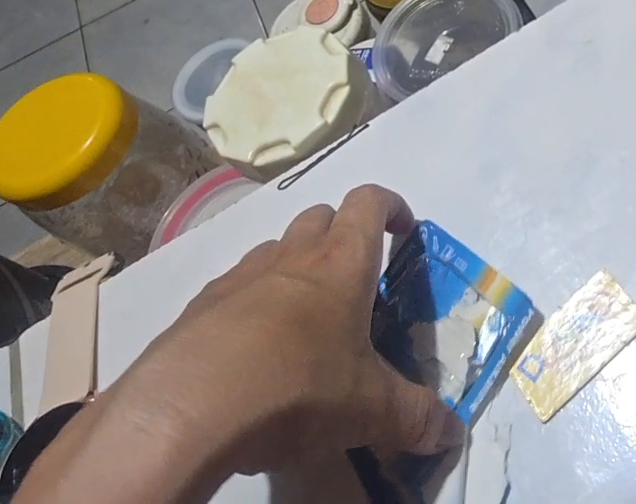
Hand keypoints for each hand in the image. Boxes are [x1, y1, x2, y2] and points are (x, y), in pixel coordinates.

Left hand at [80, 186, 460, 481]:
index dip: (391, 207)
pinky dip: (249, 305)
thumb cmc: (295, 389)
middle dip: (342, 234)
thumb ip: (415, 418)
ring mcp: (239, 278)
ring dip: (294, 266)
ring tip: (303, 319)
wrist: (182, 413)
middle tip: (354, 280)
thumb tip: (453, 434)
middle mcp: (292, 257)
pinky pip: (233, 290)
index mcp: (341, 263)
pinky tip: (250, 354)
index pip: (369, 202)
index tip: (403, 231)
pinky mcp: (197, 309)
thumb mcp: (369, 410)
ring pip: (275, 249)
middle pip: (321, 216)